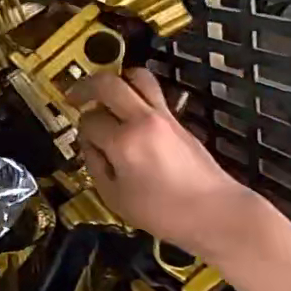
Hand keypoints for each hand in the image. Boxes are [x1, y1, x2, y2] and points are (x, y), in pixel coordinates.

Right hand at [71, 69, 268, 258]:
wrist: (216, 213)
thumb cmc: (162, 213)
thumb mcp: (114, 197)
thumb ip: (95, 165)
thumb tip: (89, 145)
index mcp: (123, 142)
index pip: (89, 120)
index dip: (81, 130)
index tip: (85, 144)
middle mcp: (142, 120)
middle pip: (108, 84)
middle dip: (85, 86)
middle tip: (74, 96)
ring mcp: (164, 117)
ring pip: (137, 77)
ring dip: (117, 80)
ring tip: (105, 94)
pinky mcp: (178, 120)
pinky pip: (152, 93)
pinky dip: (135, 94)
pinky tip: (128, 114)